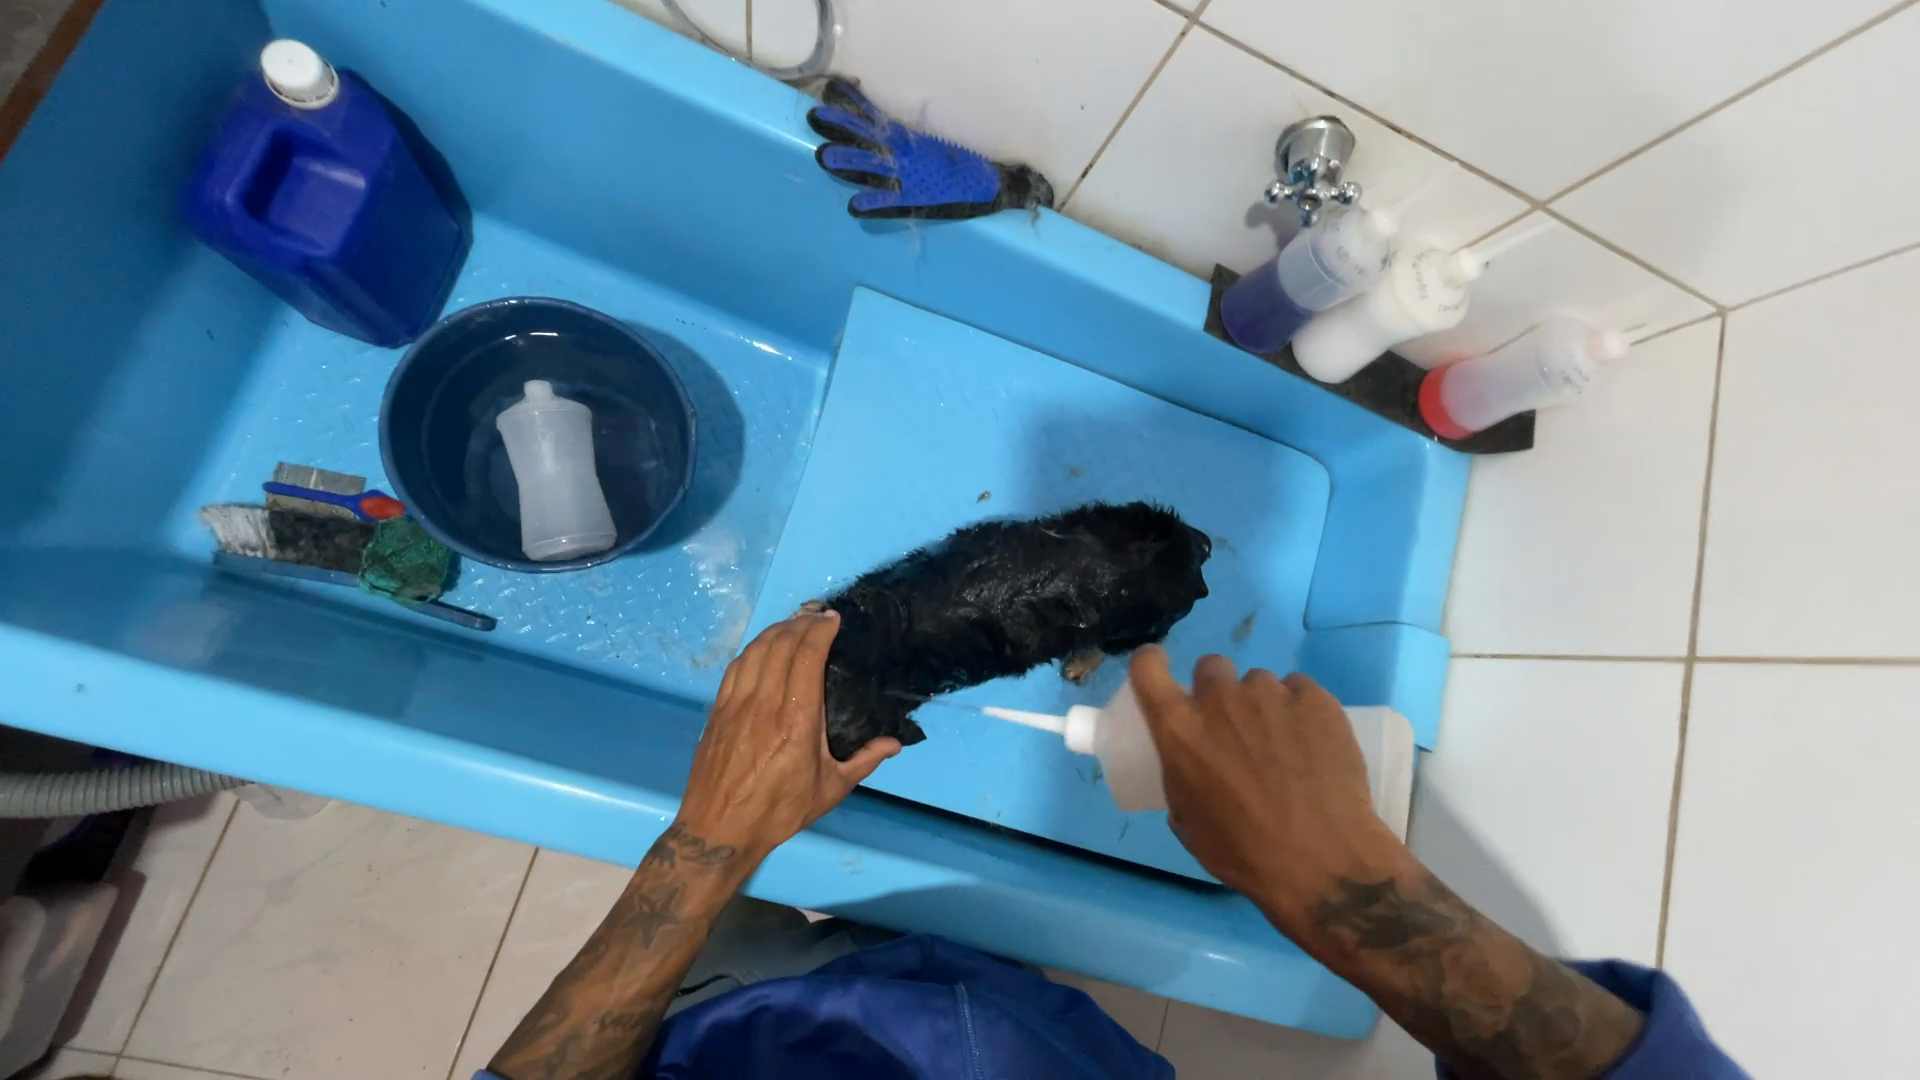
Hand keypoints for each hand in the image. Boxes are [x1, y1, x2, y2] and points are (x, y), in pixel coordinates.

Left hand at [677, 612, 900, 864]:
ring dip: (777, 631)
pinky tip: (764, 648)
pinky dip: (753, 649)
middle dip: (802, 624)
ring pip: (756, 650)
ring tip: (794, 625)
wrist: (718, 832)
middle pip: (781, 644)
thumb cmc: (779, 811)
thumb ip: (864, 761)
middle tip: (818, 618)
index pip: (807, 656)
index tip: (834, 619)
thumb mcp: (830, 790)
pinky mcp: (717, 711)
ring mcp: (736, 705)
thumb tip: (894, 743)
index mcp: (797, 720)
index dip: (820, 631)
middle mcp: (765, 704)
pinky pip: (735, 667)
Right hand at [1129, 647, 1406, 942]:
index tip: (1161, 672)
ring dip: (1261, 704)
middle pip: (1210, 667)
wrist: (1324, 865)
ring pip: (1258, 681)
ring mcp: (1269, 693)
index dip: (1151, 663)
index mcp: (1178, 727)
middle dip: (1216, 690)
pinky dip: (1301, 709)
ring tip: (1284, 744)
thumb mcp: (1188, 822)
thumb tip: (1187, 767)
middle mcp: (1219, 698)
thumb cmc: (1244, 852)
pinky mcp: (1315, 698)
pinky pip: (1299, 689)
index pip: (1146, 666)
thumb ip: (1179, 777)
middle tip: (1233, 727)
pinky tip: (1314, 743)